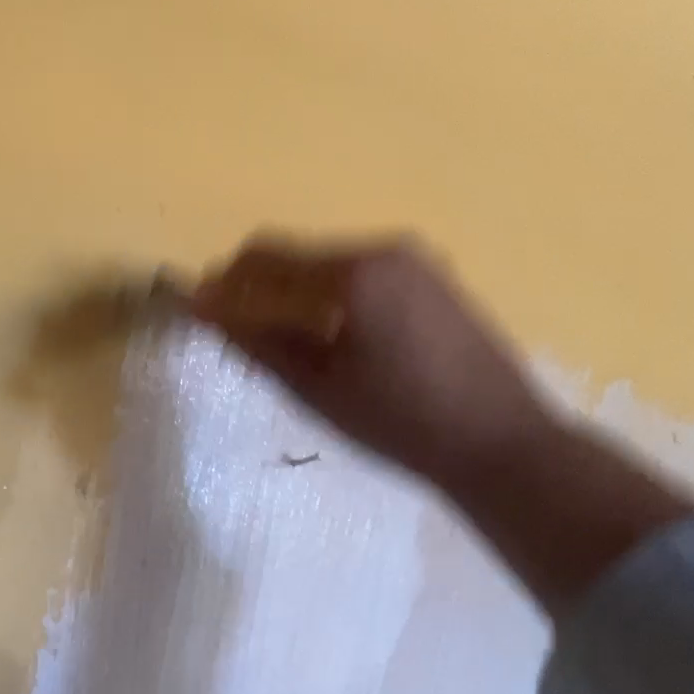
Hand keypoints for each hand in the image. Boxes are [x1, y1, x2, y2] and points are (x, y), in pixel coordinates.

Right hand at [191, 236, 554, 486]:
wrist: (500, 442)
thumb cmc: (397, 422)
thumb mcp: (313, 388)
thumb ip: (254, 341)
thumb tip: (203, 308)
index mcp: (352, 274)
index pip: (261, 259)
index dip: (220, 286)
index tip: (193, 316)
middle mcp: (383, 250)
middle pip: (290, 254)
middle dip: (251, 288)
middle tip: (229, 336)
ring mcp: (413, 261)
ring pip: (321, 264)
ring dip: (286, 293)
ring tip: (276, 346)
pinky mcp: (430, 280)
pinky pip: (354, 275)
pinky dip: (322, 298)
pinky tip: (324, 341)